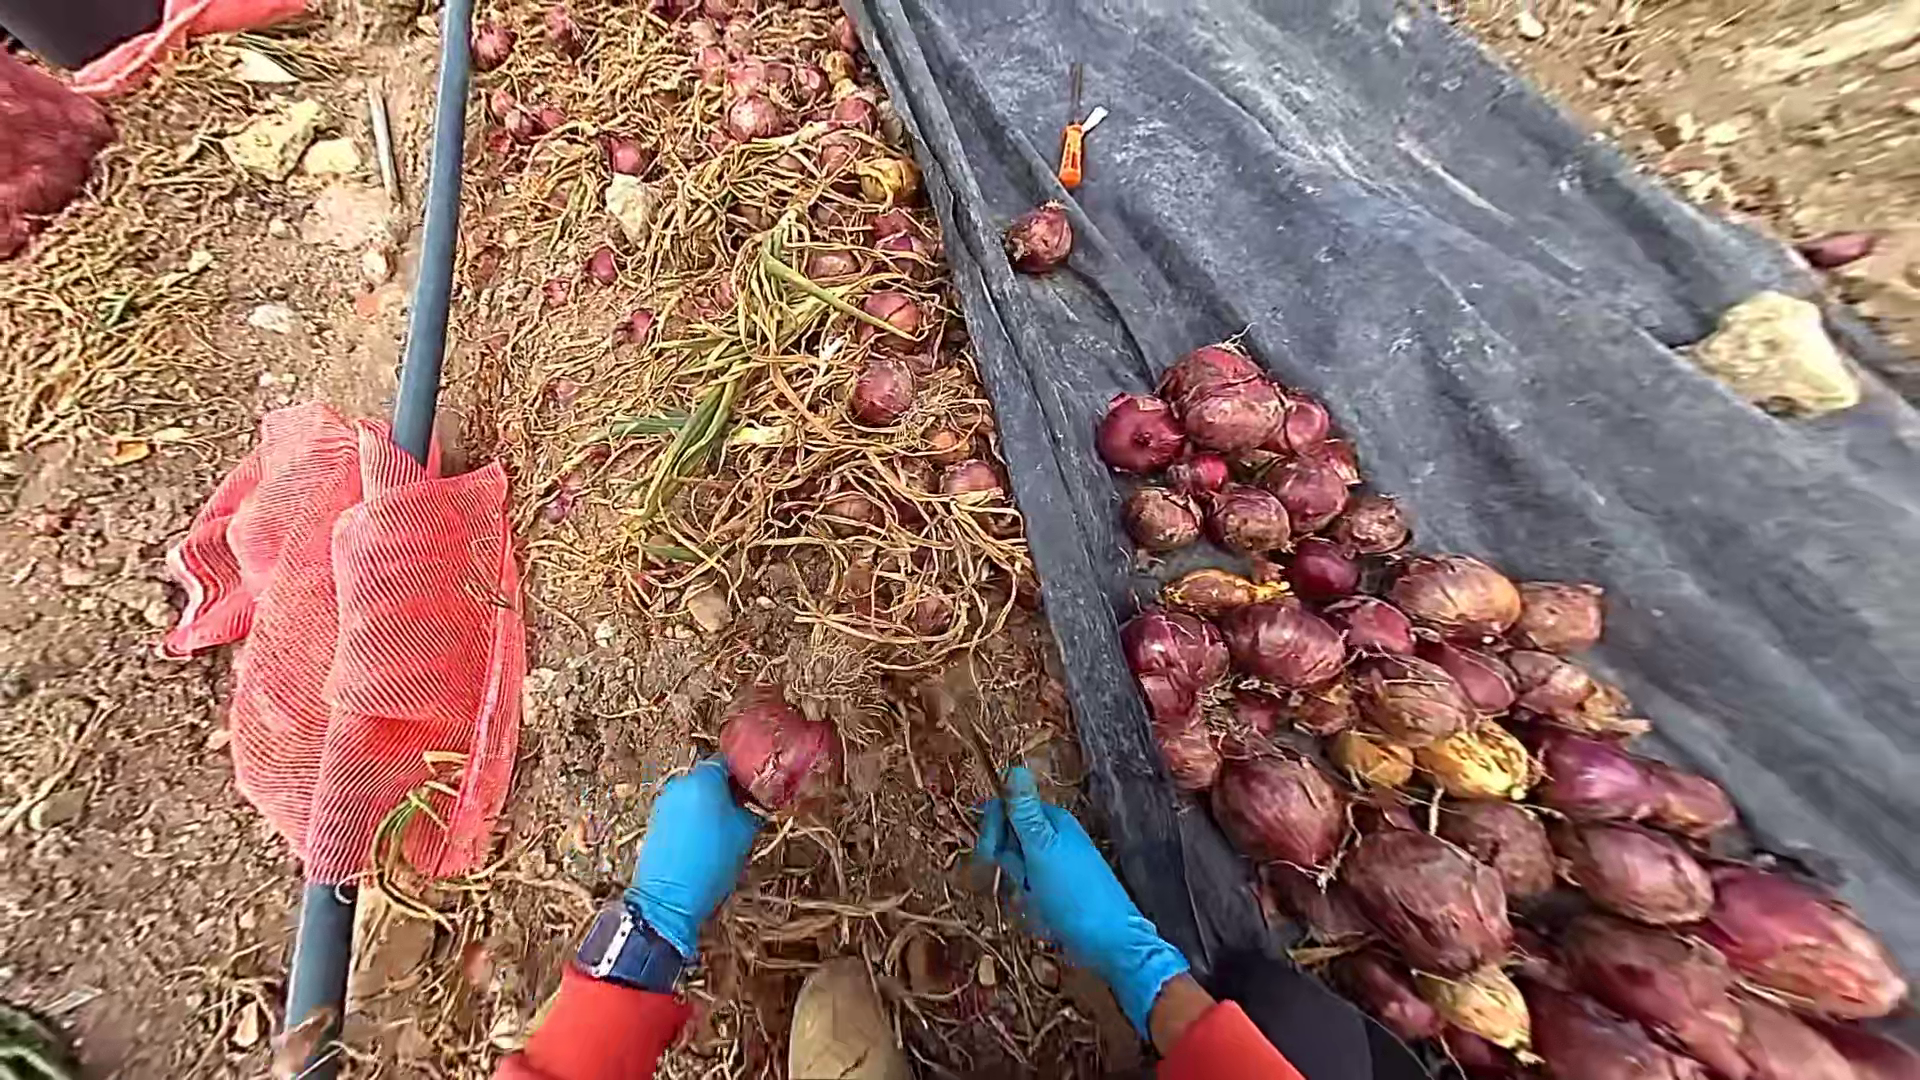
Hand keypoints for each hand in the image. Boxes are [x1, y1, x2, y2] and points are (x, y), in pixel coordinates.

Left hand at [624, 759, 759, 957]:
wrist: (667, 902)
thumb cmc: (711, 861)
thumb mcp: (745, 831)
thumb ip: (752, 807)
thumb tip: (755, 802)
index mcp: (704, 779)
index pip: (728, 761)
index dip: (744, 772)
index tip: (755, 786)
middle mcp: (681, 785)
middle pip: (710, 776)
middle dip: (727, 788)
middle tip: (746, 805)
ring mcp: (664, 804)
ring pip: (695, 794)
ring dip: (710, 803)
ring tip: (726, 824)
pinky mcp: (655, 823)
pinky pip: (681, 810)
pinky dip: (694, 816)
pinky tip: (706, 837)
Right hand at [975, 766, 1189, 1034]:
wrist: (1114, 946)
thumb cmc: (1074, 894)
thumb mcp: (1042, 849)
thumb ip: (1024, 811)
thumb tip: (1015, 766)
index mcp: (1052, 820)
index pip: (1007, 809)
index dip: (993, 829)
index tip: (990, 855)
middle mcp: (1055, 836)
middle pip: (1010, 837)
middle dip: (1008, 862)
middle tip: (1023, 882)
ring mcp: (1057, 864)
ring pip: (1018, 865)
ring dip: (1019, 885)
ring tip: (1036, 901)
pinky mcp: (1059, 889)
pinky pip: (1031, 887)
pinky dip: (1030, 902)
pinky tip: (1041, 914)